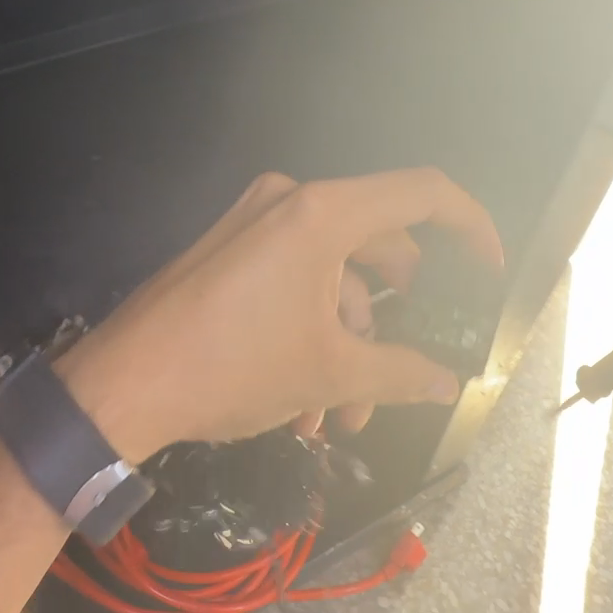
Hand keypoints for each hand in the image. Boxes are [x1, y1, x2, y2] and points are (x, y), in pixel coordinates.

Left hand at [52, 168, 502, 464]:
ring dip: (346, 345)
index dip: (470, 225)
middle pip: (377, 248)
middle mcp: (291, 200)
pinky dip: (309, 330)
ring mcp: (256, 220)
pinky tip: (301, 402)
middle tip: (398, 379)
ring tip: (335, 419)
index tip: (487, 272)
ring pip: (333, 276)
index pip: (422, 192)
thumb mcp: (329, 373)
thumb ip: (400, 372)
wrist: (124, 381)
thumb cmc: (234, 365)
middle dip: (390, 324)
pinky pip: (294, 277)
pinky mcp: (233, 247)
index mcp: (322, 212)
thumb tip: (445, 380)